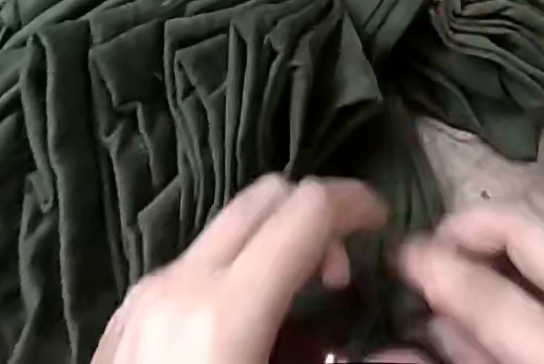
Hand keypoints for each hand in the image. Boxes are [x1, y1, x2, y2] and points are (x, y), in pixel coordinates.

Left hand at [94, 174, 388, 363]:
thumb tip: (414, 355)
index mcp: (223, 314)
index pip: (303, 209)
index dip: (353, 205)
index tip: (383, 227)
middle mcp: (180, 281)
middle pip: (267, 195)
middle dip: (318, 215)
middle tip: (343, 273)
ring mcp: (147, 291)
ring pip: (231, 220)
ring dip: (279, 237)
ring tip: (302, 301)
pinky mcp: (129, 310)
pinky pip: (199, 256)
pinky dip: (240, 262)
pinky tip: (248, 326)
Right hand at [399, 200, 543, 363]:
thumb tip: (389, 347)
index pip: (484, 290)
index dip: (431, 265)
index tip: (396, 255)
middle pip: (523, 222)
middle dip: (466, 224)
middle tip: (433, 249)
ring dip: (499, 224)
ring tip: (468, 253)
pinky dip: (529, 237)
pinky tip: (509, 272)